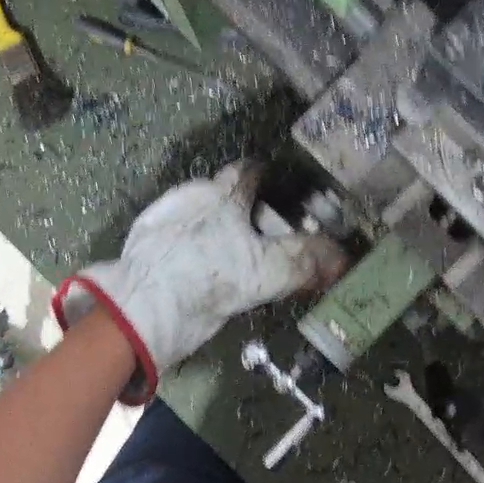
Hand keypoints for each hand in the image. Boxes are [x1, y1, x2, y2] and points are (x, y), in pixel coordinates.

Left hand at [53, 161, 346, 402]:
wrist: (139, 310)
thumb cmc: (206, 282)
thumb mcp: (264, 274)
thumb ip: (303, 263)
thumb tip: (344, 260)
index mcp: (222, 195)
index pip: (249, 172)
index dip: (266, 178)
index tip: (277, 190)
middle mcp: (189, 196)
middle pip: (220, 192)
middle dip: (238, 209)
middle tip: (257, 235)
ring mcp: (160, 218)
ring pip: (195, 215)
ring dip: (211, 230)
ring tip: (226, 258)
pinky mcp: (140, 244)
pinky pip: (174, 237)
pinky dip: (188, 249)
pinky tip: (195, 273)